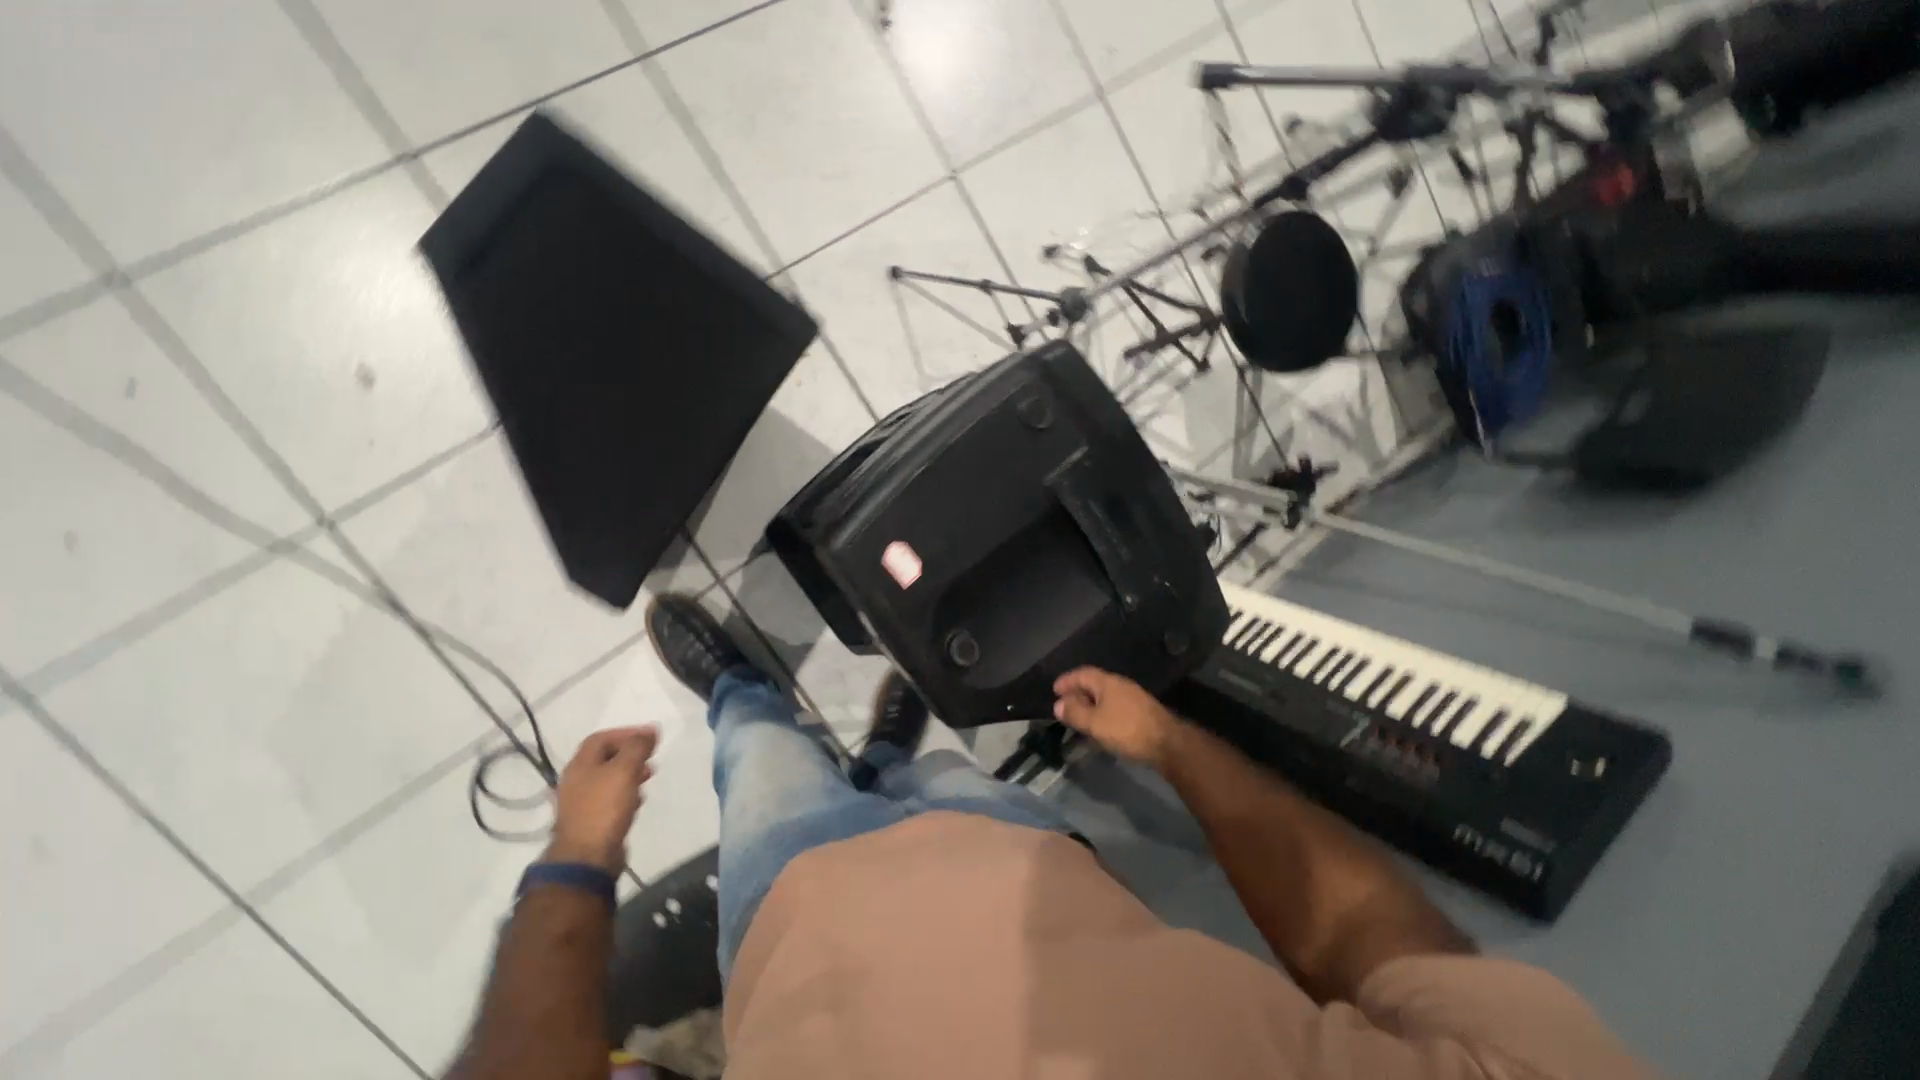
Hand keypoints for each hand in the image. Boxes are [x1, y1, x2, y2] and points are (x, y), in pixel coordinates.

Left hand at [546, 726, 657, 872]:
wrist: (587, 858)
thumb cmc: (605, 808)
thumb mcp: (624, 770)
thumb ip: (637, 748)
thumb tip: (649, 730)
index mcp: (580, 765)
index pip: (601, 738)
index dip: (626, 733)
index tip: (650, 736)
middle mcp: (576, 780)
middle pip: (604, 758)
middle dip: (629, 753)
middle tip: (651, 756)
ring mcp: (581, 802)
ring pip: (608, 779)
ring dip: (629, 773)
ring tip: (649, 776)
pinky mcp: (590, 821)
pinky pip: (609, 799)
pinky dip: (625, 793)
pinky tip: (638, 800)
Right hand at [1053, 668, 1183, 768]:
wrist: (1167, 743)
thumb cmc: (1126, 729)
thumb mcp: (1095, 723)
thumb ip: (1075, 713)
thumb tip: (1058, 704)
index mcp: (1108, 683)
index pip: (1083, 673)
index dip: (1067, 680)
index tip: (1054, 690)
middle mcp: (1121, 685)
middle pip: (1094, 684)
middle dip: (1078, 693)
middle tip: (1065, 706)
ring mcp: (1133, 698)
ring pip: (1105, 697)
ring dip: (1090, 705)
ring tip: (1079, 718)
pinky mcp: (1141, 712)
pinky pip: (1115, 707)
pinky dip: (1102, 713)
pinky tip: (1100, 727)